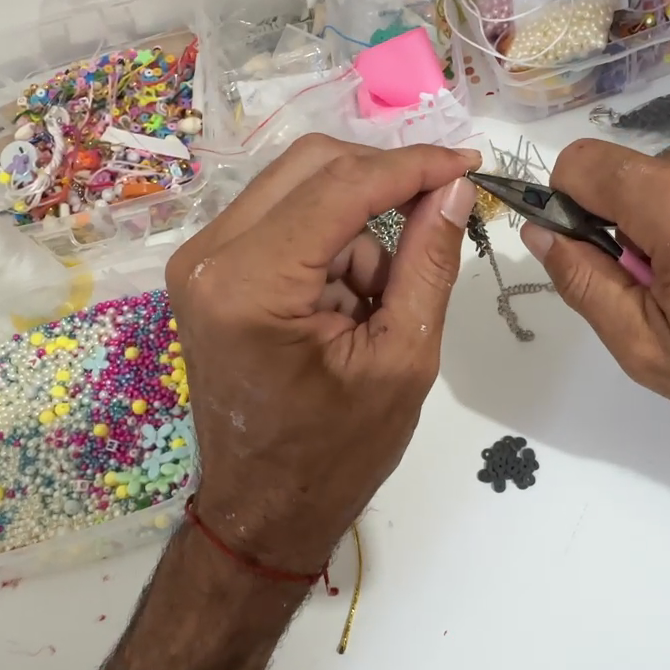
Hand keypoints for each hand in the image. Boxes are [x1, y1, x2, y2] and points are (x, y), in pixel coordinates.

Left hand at [166, 135, 479, 571]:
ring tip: (378, 304)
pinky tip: (345, 307)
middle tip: (437, 214)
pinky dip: (331, 248)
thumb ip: (429, 262)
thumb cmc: (338, 452)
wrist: (266, 507)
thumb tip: (453, 186)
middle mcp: (210, 255)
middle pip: (313, 166)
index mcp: (250, 284)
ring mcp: (202, 260)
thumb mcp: (404, 358)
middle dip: (385, 184)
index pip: (342, 186)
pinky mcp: (210, 270)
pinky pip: (286, 220)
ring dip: (358, 228)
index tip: (468, 162)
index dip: (413, 166)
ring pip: (301, 188)